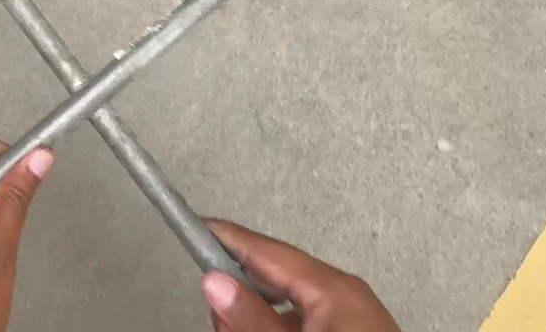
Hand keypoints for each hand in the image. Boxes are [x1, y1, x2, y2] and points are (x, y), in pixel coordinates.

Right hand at [201, 220, 400, 331]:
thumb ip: (254, 321)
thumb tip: (212, 280)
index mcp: (332, 288)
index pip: (268, 249)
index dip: (229, 237)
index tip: (194, 224)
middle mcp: (343, 295)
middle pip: (274, 279)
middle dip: (241, 297)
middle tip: (220, 324)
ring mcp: (351, 321)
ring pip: (287, 308)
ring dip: (260, 321)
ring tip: (237, 328)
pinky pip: (304, 324)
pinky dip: (281, 328)